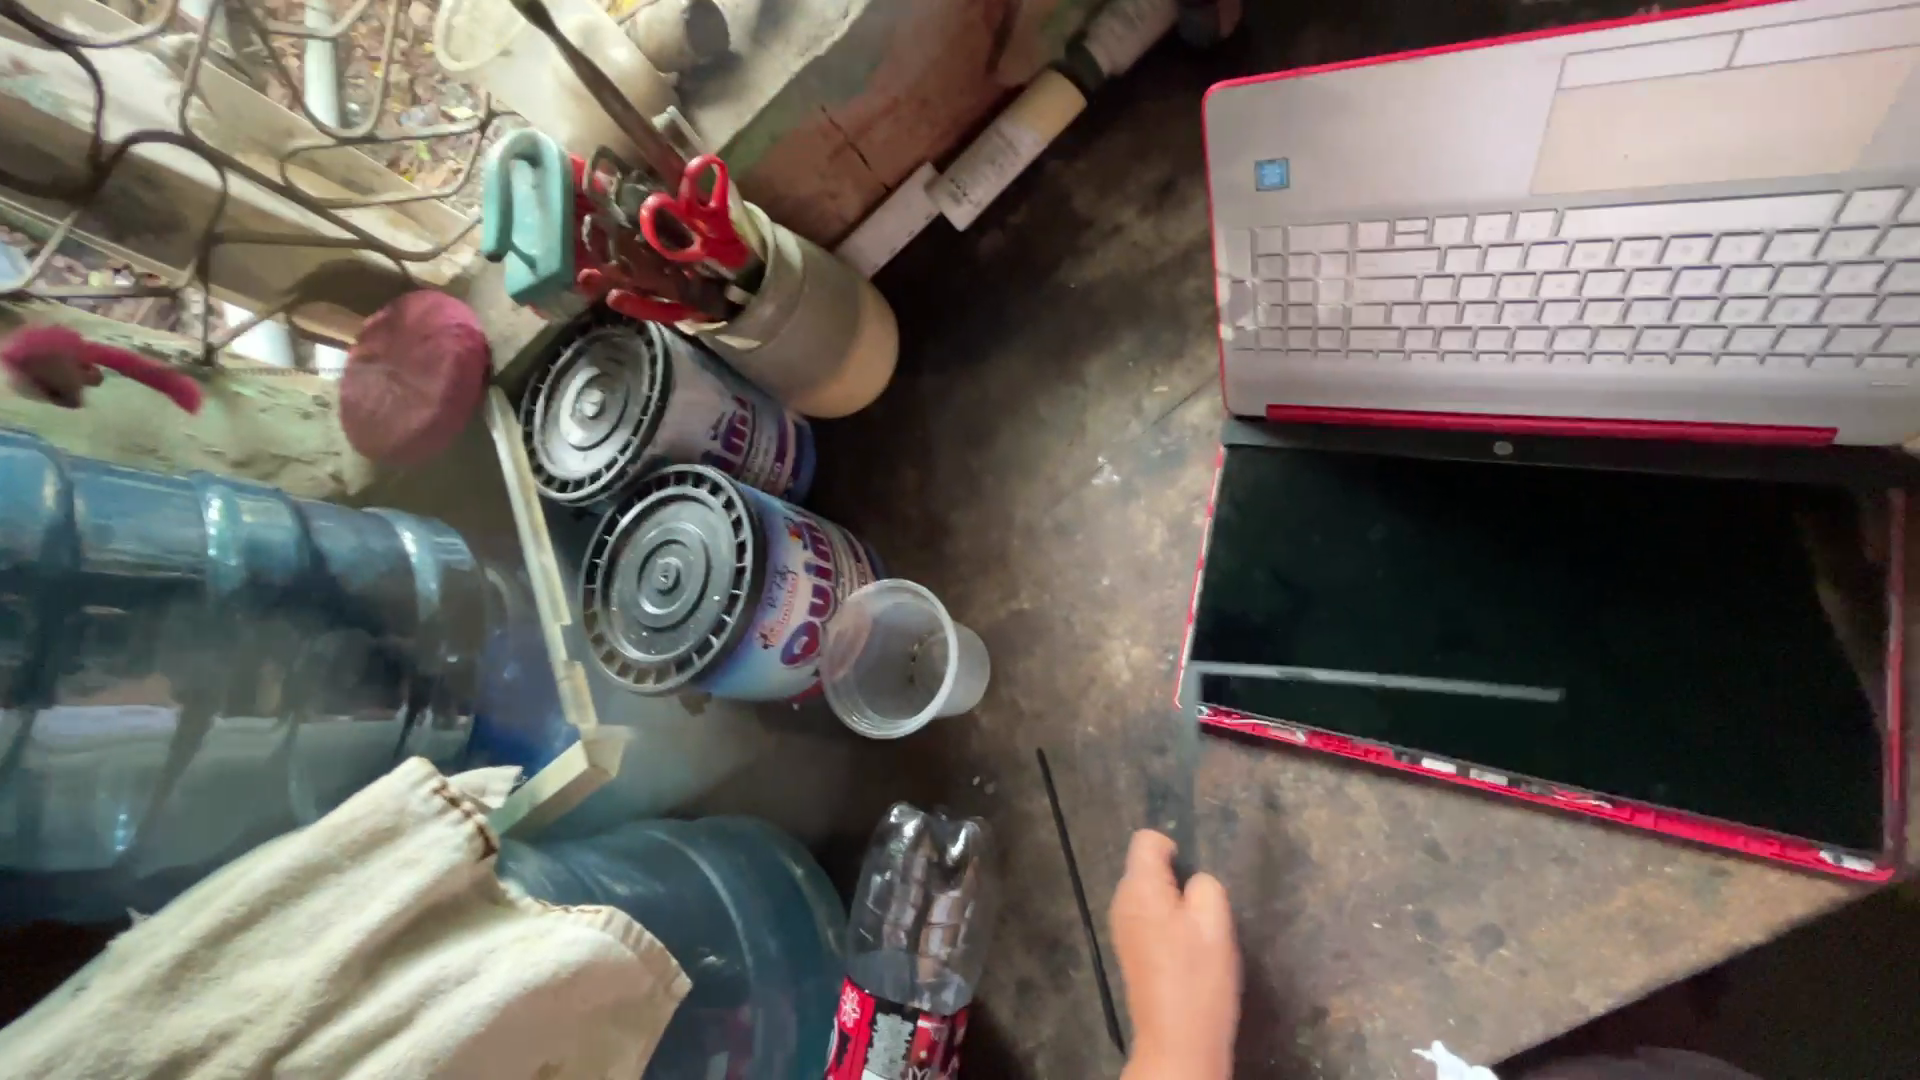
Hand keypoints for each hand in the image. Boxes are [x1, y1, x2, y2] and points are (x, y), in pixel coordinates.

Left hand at [1111, 830, 1240, 1079]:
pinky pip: (1146, 918)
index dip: (1175, 848)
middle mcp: (1121, 900)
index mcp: (1138, 886)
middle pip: (1145, 866)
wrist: (1177, 1043)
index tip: (1195, 879)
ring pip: (1148, 894)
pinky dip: (1165, 926)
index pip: (1146, 839)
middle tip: (1201, 912)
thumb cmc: (1197, 978)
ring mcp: (1121, 926)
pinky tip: (1184, 954)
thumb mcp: (1215, 922)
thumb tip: (1193, 881)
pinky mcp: (1128, 950)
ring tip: (1195, 936)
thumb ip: (1205, 886)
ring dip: (1172, 905)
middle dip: (1175, 879)